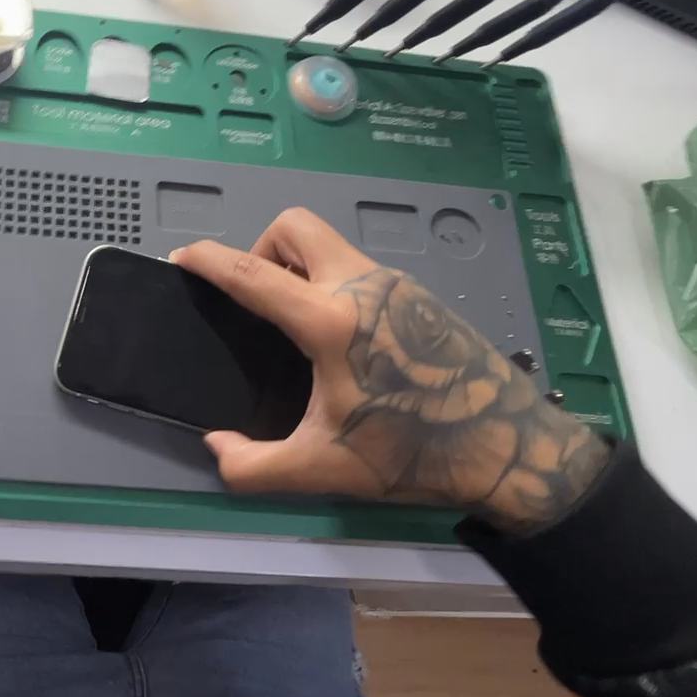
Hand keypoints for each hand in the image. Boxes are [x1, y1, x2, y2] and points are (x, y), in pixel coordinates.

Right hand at [170, 208, 607, 531]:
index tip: (182, 257)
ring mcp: (397, 285)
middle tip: (254, 298)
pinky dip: (329, 284)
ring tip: (290, 326)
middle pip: (295, 226)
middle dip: (260, 249)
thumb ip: (252, 466)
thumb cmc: (413, 454)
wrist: (515, 450)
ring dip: (297, 267)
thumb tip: (218, 448)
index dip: (208, 260)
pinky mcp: (420, 296)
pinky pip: (357, 268)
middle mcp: (363, 286)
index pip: (253, 274)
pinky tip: (337, 340)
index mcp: (331, 321)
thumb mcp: (321, 470)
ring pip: (330, 245)